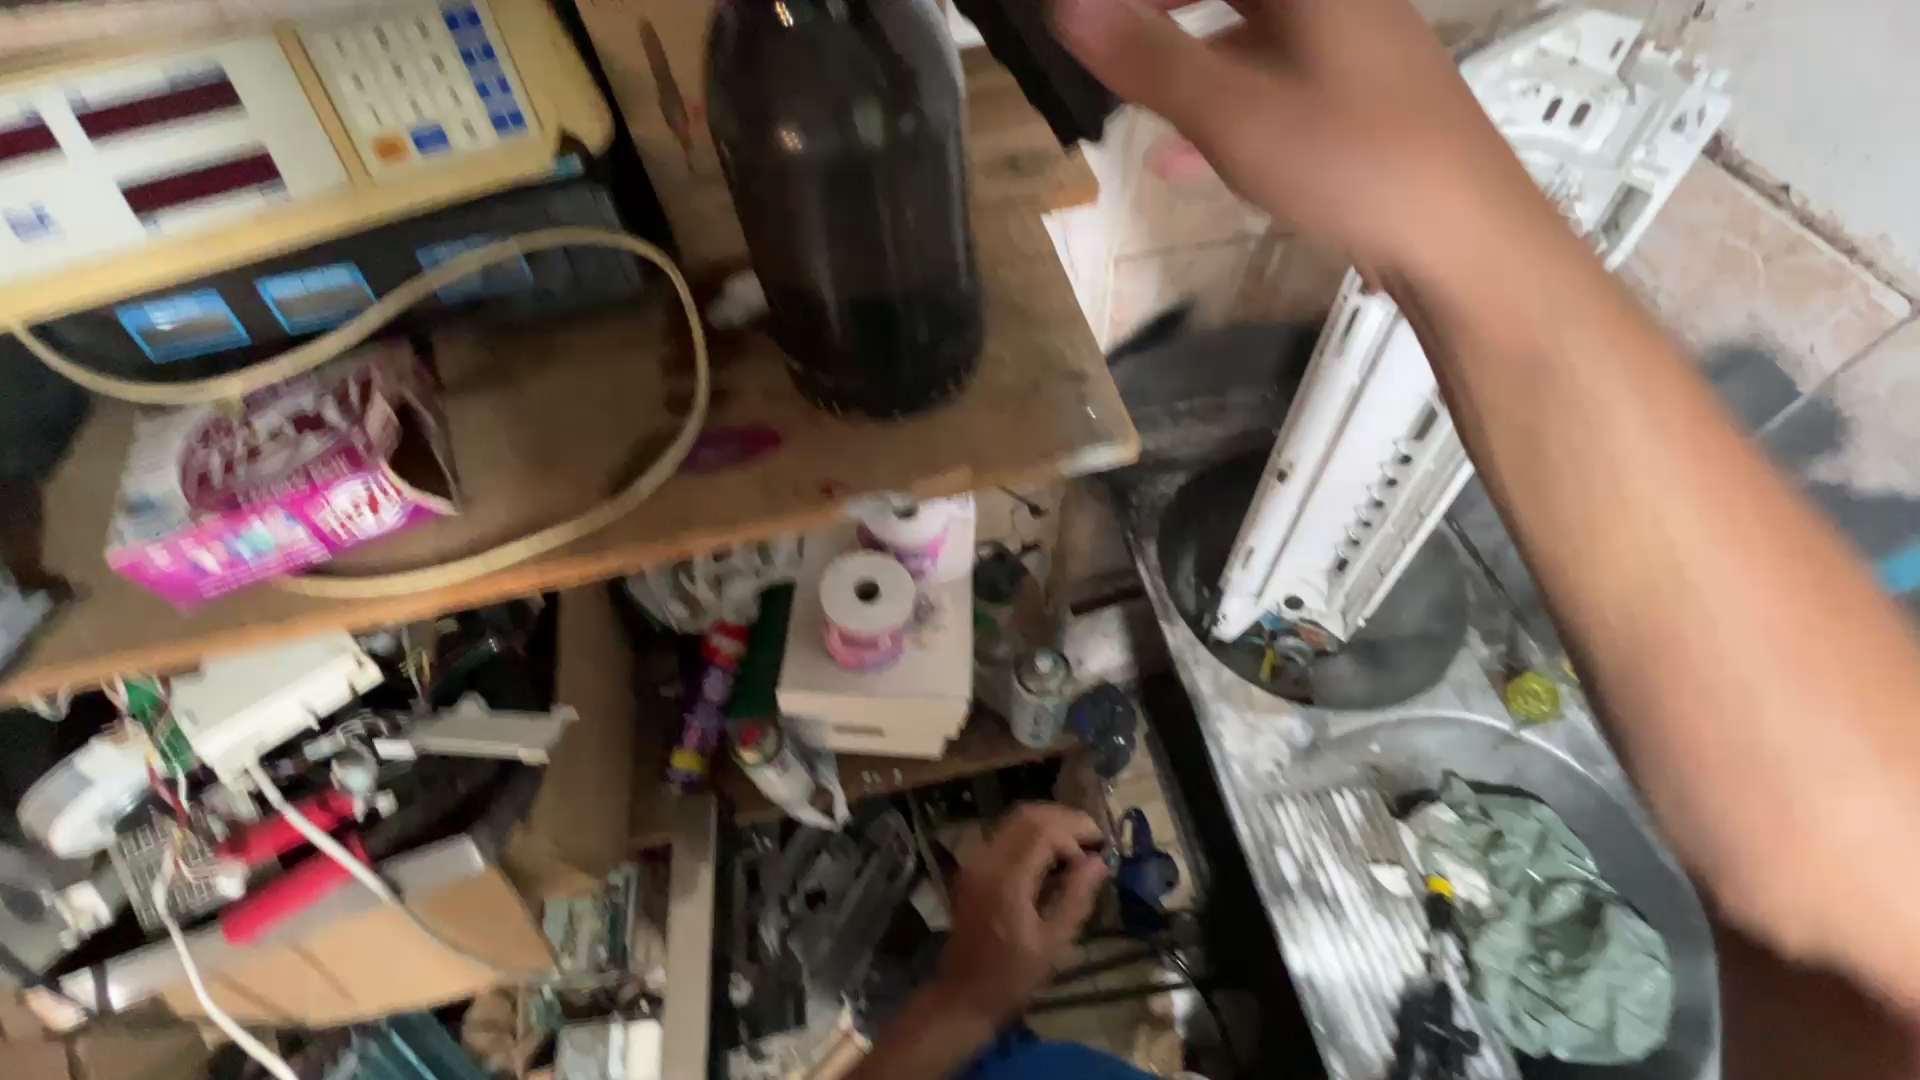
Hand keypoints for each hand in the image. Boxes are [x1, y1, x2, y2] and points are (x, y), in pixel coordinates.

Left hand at [933, 803, 1110, 1024]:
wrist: (962, 995)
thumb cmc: (1012, 977)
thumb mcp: (1053, 944)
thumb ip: (1076, 897)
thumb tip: (1099, 861)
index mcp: (1006, 878)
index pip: (1043, 829)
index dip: (1075, 829)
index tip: (1101, 846)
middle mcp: (986, 858)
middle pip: (1027, 816)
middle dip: (1064, 820)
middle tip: (1093, 839)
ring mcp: (975, 860)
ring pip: (1015, 820)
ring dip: (1048, 824)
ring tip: (1078, 844)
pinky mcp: (972, 866)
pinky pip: (1005, 833)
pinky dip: (1031, 833)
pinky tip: (1051, 853)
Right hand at [1050, 0, 1566, 282]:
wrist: (1456, 231)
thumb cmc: (1347, 160)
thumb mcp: (1235, 112)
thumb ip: (1151, 59)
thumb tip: (1069, 9)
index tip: (1094, 19)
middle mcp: (1333, 0)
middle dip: (1168, 13)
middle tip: (1114, 44)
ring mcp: (1347, 50)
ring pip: (1250, 39)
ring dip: (1189, 62)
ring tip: (1136, 99)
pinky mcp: (1353, 102)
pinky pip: (1270, 88)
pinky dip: (1221, 110)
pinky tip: (1180, 157)